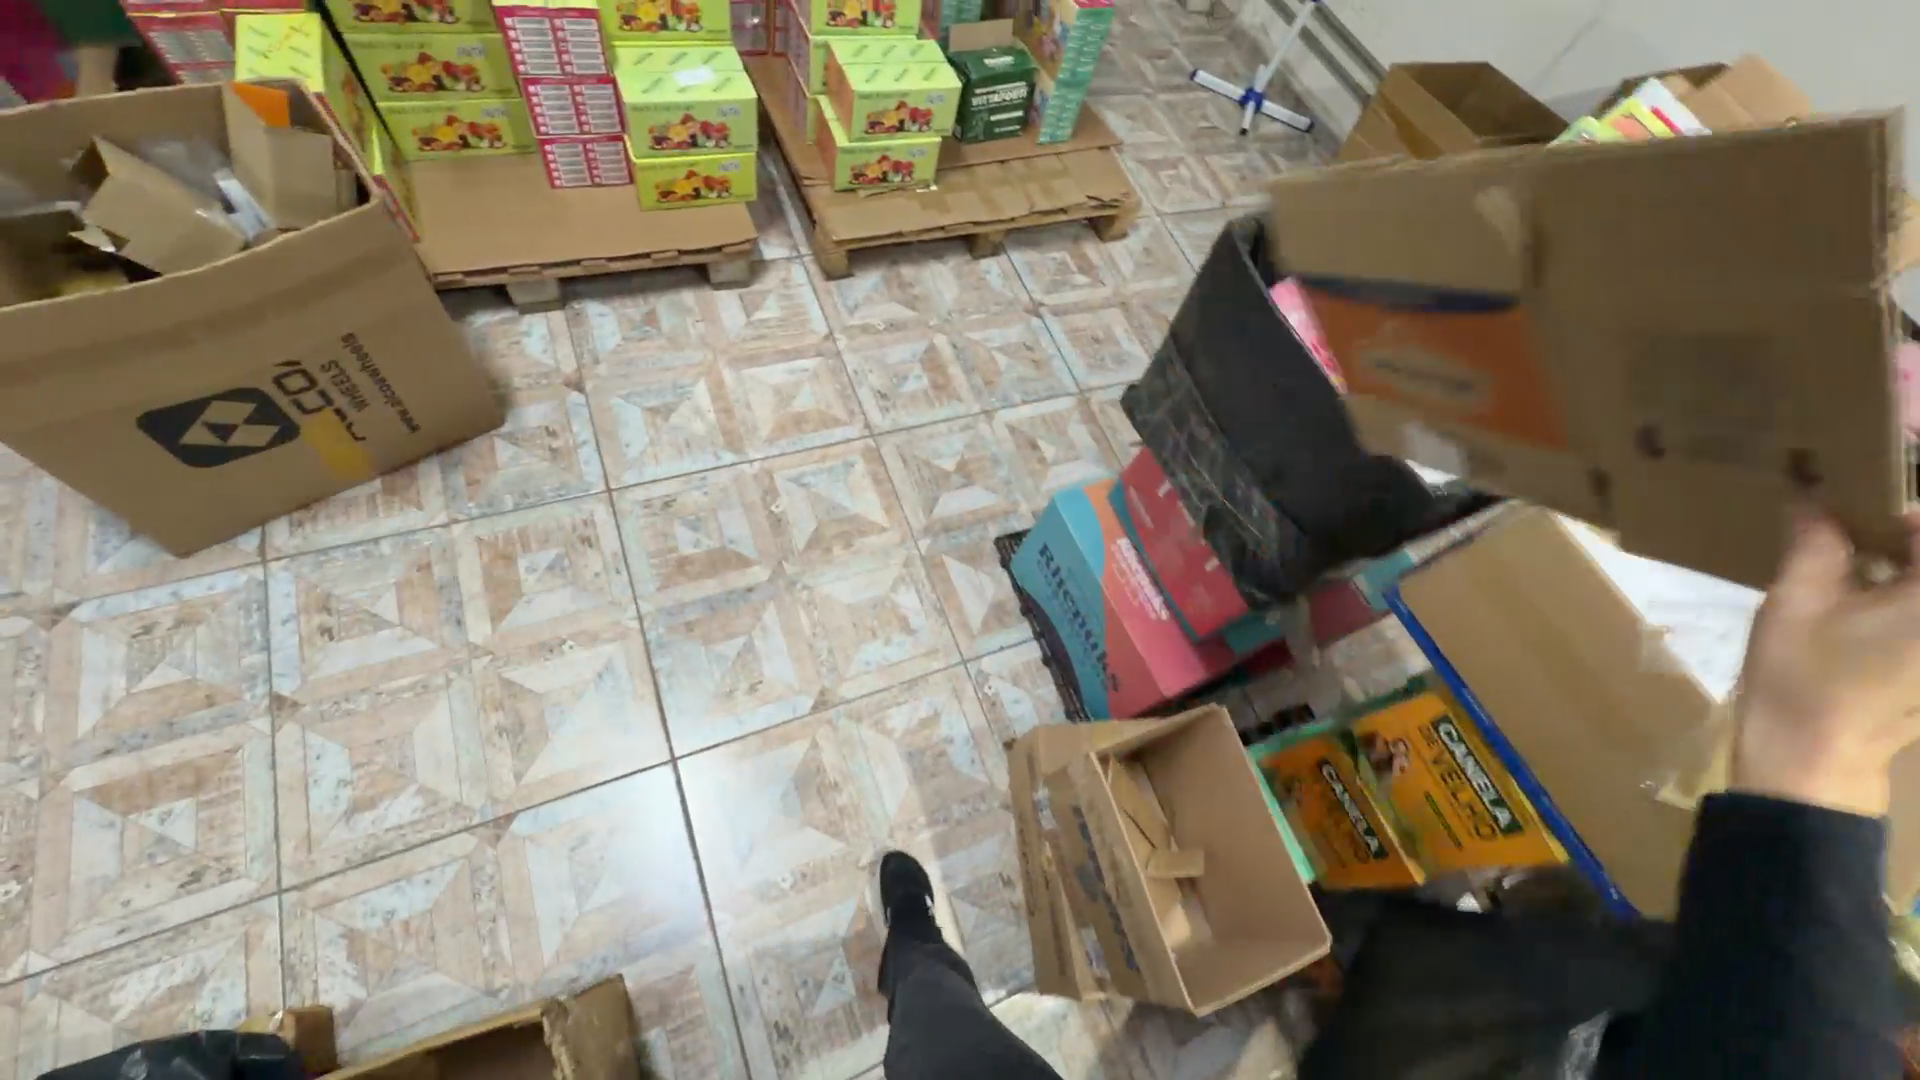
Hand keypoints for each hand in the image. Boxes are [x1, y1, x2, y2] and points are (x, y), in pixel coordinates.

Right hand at [1733, 509, 1919, 817]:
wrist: (1813, 751)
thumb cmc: (1804, 674)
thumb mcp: (1796, 601)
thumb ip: (1814, 545)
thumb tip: (1813, 498)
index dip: (1897, 507)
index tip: (1843, 502)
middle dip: (1895, 537)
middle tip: (1834, 525)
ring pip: (1916, 587)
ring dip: (1895, 567)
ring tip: (1836, 558)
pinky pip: (1913, 611)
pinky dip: (1894, 596)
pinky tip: (1852, 597)